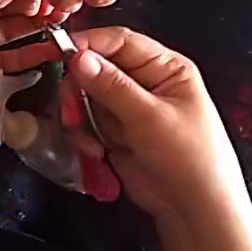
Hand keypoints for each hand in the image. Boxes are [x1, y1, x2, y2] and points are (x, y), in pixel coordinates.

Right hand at [61, 27, 251, 232]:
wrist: (192, 209)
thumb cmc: (188, 158)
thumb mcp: (150, 118)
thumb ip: (111, 85)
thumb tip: (78, 56)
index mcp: (164, 68)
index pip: (119, 41)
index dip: (88, 45)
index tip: (59, 55)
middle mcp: (143, 81)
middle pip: (93, 68)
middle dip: (79, 91)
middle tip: (72, 112)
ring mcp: (125, 106)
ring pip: (83, 95)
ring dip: (80, 117)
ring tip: (91, 140)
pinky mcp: (112, 129)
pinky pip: (84, 119)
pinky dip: (83, 134)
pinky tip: (96, 150)